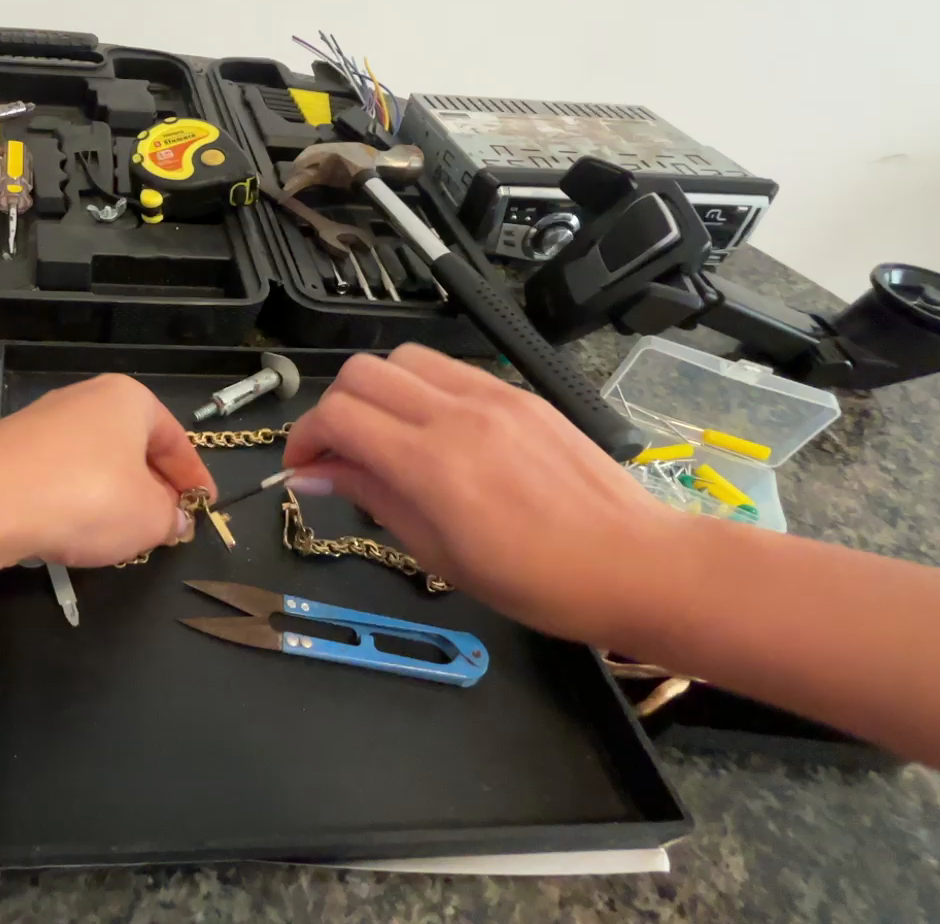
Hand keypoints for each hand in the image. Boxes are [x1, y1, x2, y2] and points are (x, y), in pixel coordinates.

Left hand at [0, 374, 214, 567]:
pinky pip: (57, 474)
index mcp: (129, 399)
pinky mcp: (8, 447)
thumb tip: (174, 520)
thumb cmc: (88, 498)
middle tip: (166, 525)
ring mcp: (42, 420)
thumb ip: (171, 519)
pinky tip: (73, 529)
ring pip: (94, 461)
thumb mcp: (149, 518)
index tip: (206, 507)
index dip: (195, 478)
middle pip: (132, 447)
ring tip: (120, 534)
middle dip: (153, 487)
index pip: (175, 439)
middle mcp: (85, 398)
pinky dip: (74, 499)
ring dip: (113, 495)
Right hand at [281, 345, 686, 643]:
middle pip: (359, 374)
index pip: (337, 416)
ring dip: (373, 391)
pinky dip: (416, 389)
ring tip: (381, 433)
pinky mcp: (516, 392)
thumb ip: (368, 496)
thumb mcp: (435, 552)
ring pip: (400, 359)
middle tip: (335, 451)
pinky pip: (445, 370)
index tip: (302, 467)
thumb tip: (311, 475)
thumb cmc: (532, 580)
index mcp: (432, 464)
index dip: (303, 438)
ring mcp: (491, 395)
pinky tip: (428, 428)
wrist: (637, 564)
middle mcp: (457, 415)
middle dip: (330, 409)